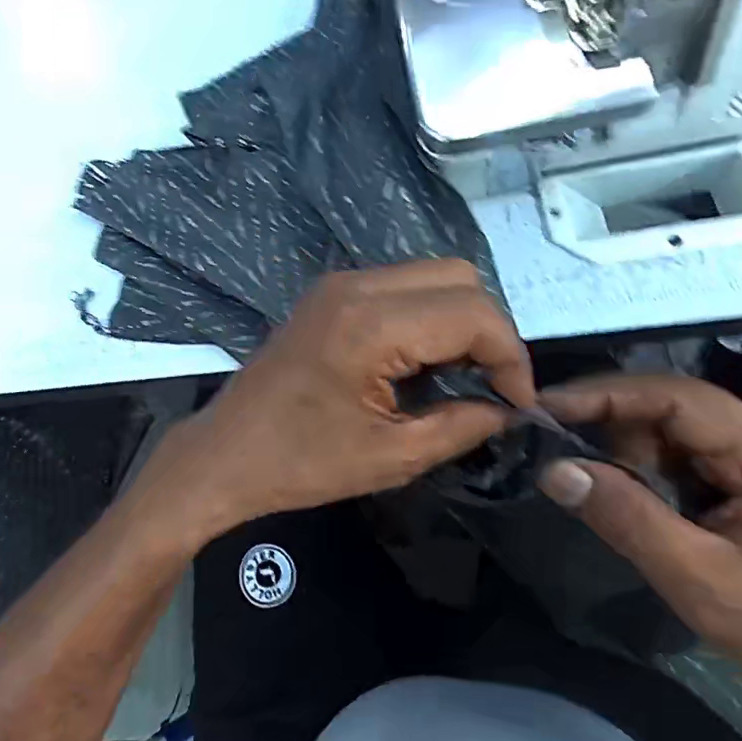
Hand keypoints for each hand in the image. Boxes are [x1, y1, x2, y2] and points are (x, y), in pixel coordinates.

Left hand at [143, 260, 534, 539]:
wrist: (224, 456)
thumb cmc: (302, 465)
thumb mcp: (393, 457)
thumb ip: (463, 426)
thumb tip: (508, 410)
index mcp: (372, 325)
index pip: (475, 313)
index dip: (510, 357)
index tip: (518, 402)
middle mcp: (359, 286)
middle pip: (462, 278)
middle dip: (491, 331)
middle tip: (491, 385)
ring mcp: (342, 283)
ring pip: (436, 276)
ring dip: (463, 320)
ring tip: (463, 375)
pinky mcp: (333, 292)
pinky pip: (406, 286)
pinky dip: (432, 317)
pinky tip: (425, 362)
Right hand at [536, 374, 741, 695]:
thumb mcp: (696, 578)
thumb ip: (625, 518)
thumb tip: (554, 470)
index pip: (679, 399)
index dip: (608, 396)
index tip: (548, 405)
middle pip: (676, 407)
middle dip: (613, 424)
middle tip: (555, 444)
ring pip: (676, 428)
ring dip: (629, 450)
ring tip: (592, 480)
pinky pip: (687, 453)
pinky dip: (648, 468)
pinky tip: (627, 491)